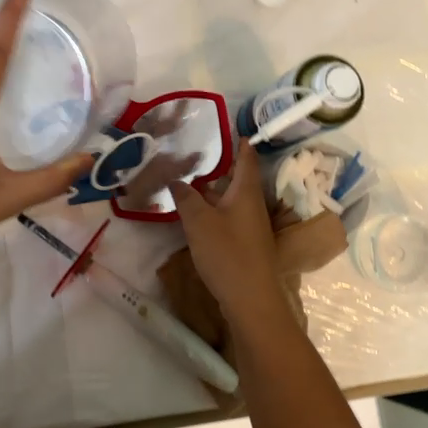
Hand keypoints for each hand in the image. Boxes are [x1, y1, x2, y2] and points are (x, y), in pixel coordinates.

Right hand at [169, 142, 281, 307]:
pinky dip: (212, 209)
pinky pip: (228, 216)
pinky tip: (194, 213)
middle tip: (192, 153)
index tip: (224, 128)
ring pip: (230, 198)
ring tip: (186, 179)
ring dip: (211, 189)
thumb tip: (176, 179)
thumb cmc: (228, 253)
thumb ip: (186, 197)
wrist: (251, 300)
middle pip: (236, 178)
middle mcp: (251, 204)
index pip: (246, 157)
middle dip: (217, 165)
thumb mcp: (199, 222)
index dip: (238, 142)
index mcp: (246, 191)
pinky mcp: (244, 243)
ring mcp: (250, 225)